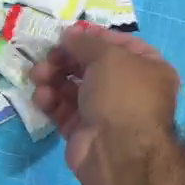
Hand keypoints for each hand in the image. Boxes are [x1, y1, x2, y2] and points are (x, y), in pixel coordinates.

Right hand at [31, 23, 180, 177]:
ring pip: (73, 89)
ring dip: (53, 80)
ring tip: (38, 77)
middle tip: (46, 58)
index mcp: (146, 67)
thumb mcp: (108, 57)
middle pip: (91, 67)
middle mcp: (127, 89)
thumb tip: (68, 35)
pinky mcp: (82, 131)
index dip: (92, 37)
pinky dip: (51, 102)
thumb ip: (86, 42)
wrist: (116, 149)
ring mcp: (104, 111)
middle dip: (65, 60)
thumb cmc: (121, 94)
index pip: (117, 45)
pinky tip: (41, 97)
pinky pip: (64, 111)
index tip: (67, 35)